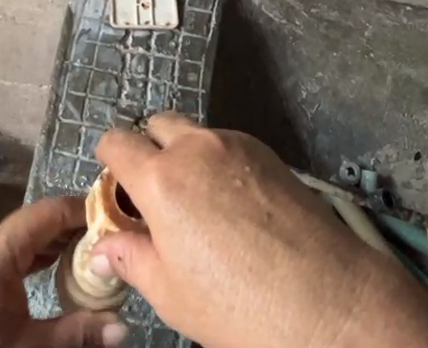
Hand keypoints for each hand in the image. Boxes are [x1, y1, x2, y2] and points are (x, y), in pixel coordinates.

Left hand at [0, 196, 128, 347]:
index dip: (84, 210)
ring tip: (95, 252)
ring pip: (24, 237)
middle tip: (113, 236)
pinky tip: (61, 270)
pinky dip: (38, 256)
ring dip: (57, 241)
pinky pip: (11, 255)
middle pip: (37, 221)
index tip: (117, 217)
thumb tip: (125, 326)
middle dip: (75, 226)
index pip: (47, 212)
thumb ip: (77, 333)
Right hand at [91, 114, 427, 347]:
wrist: (326, 298)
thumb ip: (130, 258)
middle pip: (158, 124)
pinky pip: (228, 143)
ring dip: (185, 153)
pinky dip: (218, 160)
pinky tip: (231, 203)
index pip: (118, 142)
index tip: (110, 177)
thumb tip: (102, 248)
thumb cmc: (238, 304)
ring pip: (196, 132)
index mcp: (162, 179)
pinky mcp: (267, 151)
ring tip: (196, 201)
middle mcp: (196, 147)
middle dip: (148, 146)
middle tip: (153, 191)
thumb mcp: (170, 293)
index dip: (107, 156)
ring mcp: (235, 144)